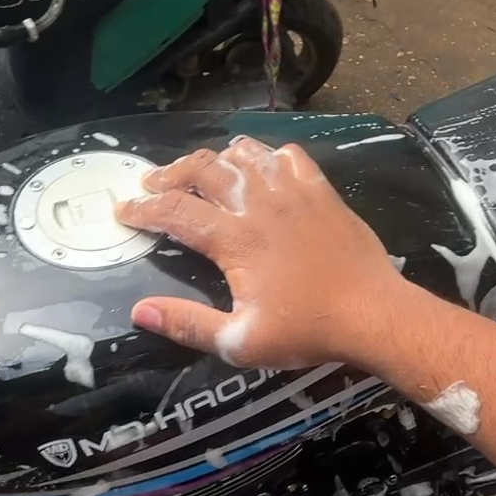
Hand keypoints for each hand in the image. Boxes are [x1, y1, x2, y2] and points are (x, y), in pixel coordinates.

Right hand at [115, 137, 417, 367]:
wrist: (372, 314)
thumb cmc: (306, 331)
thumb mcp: (240, 342)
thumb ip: (188, 325)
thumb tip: (139, 312)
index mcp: (235, 238)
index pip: (176, 212)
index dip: (144, 210)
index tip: (122, 211)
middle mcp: (259, 203)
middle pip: (203, 169)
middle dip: (169, 175)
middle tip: (151, 185)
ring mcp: (294, 191)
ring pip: (244, 154)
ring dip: (215, 159)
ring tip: (201, 171)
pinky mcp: (322, 191)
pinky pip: (288, 156)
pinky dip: (265, 157)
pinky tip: (262, 170)